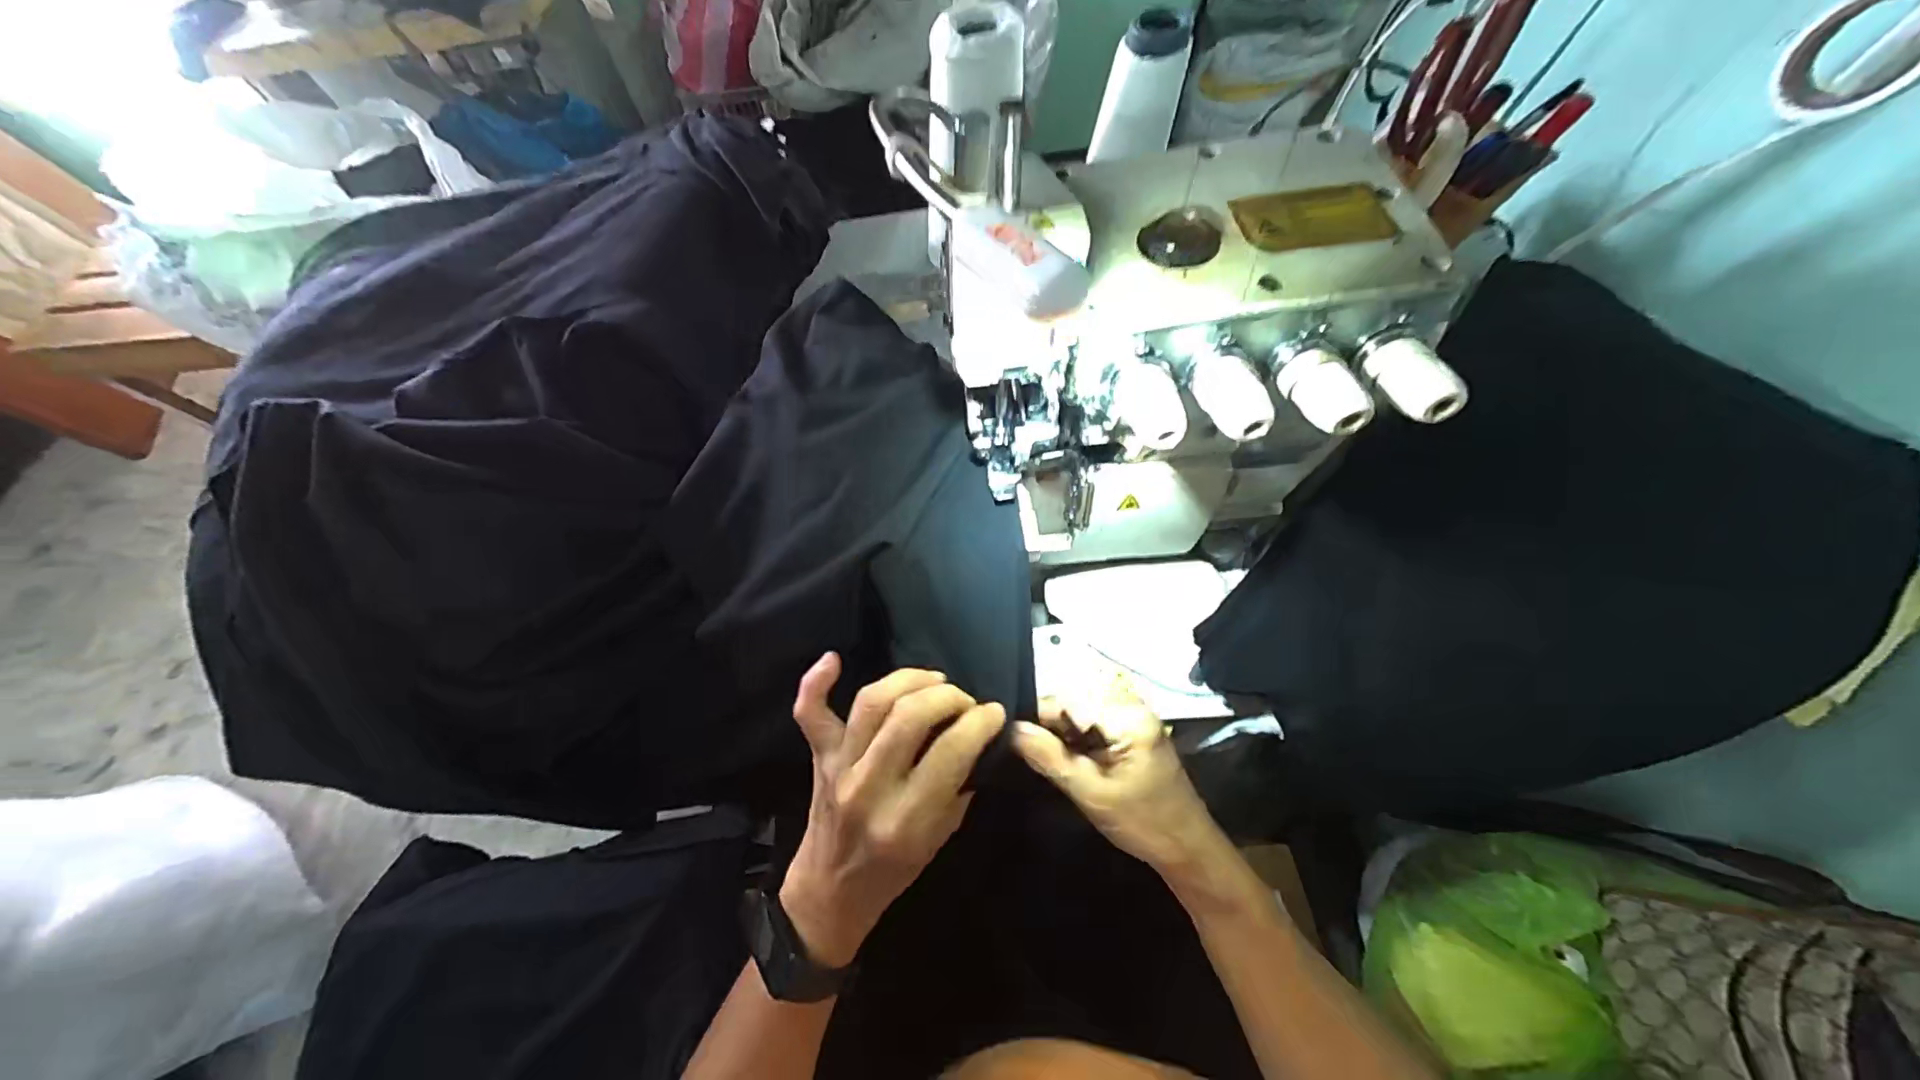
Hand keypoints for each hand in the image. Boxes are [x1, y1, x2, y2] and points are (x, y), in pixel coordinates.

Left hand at [780, 653, 1006, 968]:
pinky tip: (833, 658)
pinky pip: (810, 714)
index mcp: (906, 819)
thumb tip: (983, 737)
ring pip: (871, 703)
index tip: (994, 712)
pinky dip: (815, 682)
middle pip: (909, 717)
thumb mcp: (941, 837)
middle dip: (948, 697)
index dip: (980, 722)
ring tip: (934, 680)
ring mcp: (839, 767)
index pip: (950, 752)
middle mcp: (869, 788)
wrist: (831, 891)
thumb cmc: (894, 869)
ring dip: (909, 680)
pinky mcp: (819, 756)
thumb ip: (961, 785)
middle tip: (964, 701)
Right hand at [1012, 681, 1228, 877]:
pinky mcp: (1129, 733)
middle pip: (1072, 705)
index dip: (1036, 717)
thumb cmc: (1143, 823)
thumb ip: (1050, 758)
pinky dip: (1075, 743)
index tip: (1010, 737)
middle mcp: (1129, 707)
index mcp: (1126, 716)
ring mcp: (1131, 719)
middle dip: (1048, 729)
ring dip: (1059, 738)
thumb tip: (1011, 729)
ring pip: (1078, 717)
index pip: (1067, 701)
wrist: (1188, 849)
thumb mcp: (1090, 793)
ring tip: (1041, 760)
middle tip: (1024, 754)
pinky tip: (1065, 763)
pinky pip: (1090, 727)